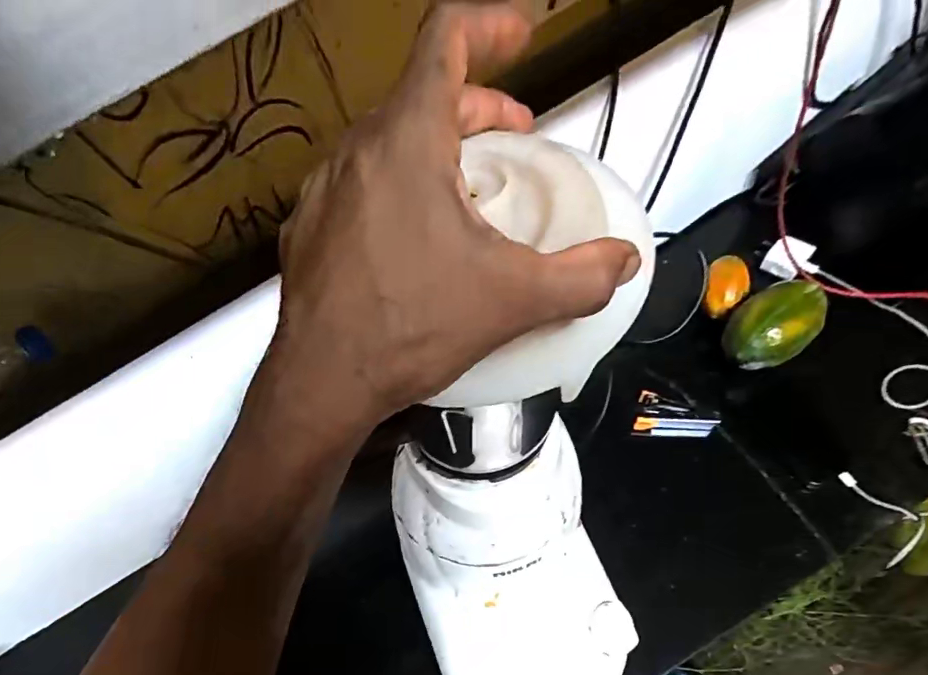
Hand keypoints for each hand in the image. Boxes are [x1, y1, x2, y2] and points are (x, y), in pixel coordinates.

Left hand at [252, 1, 641, 445]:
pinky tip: (410, 247)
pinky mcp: (306, 235)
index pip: (446, 38)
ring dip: (430, 157)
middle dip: (474, 111)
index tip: (520, 37)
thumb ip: (579, 277)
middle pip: (419, 98)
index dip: (491, 25)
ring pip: (384, 148)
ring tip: (462, 201)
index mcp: (405, 140)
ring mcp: (322, 194)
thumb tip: (622, 264)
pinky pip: (355, 194)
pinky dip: (390, 199)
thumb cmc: (407, 331)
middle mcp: (354, 154)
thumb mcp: (510, 301)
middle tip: (510, 144)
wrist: (322, 384)